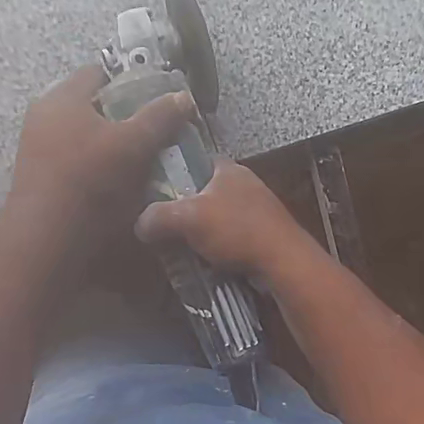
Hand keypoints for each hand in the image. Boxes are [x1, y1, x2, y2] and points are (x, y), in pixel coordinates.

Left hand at [6, 63, 194, 232]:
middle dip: (127, 116)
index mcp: (63, 98)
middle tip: (159, 131)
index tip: (159, 98)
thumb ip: (160, 117)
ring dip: (117, 143)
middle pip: (95, 106)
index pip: (100, 73)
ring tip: (149, 159)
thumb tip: (184, 98)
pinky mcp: (45, 175)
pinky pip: (82, 159)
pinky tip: (126, 181)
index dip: (131, 81)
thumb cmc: (92, 178)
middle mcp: (46, 116)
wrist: (51, 233)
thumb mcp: (135, 143)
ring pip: (89, 135)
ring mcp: (41, 147)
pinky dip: (104, 164)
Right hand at [134, 159, 318, 277]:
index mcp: (230, 169)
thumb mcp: (187, 218)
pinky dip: (223, 248)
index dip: (176, 173)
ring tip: (185, 248)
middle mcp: (248, 184)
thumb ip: (158, 217)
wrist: (283, 262)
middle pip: (208, 192)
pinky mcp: (269, 235)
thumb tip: (140, 225)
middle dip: (189, 209)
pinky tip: (210, 262)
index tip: (158, 191)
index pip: (197, 161)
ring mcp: (261, 210)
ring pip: (223, 217)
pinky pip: (237, 238)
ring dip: (206, 233)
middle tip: (167, 226)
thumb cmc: (236, 230)